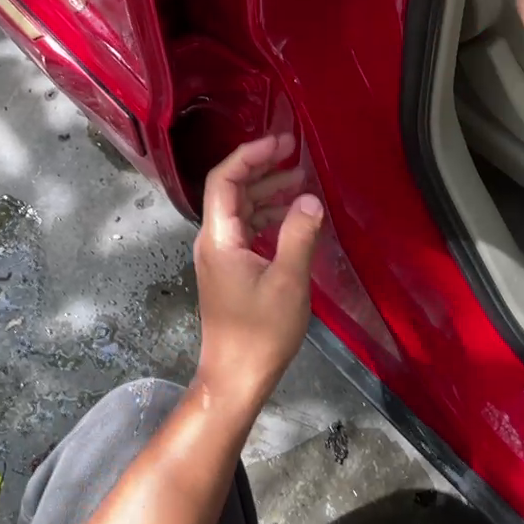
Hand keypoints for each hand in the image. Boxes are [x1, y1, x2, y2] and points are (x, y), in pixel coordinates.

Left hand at [191, 135, 323, 416]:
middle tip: (294, 153)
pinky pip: (246, 228)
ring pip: (241, 208)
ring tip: (301, 180)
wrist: (235, 380)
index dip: (250, 155)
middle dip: (261, 167)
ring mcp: (220, 255)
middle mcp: (213, 240)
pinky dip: (268, 214)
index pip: (224, 180)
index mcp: (219, 238)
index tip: (281, 143)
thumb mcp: (288, 283)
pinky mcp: (230, 269)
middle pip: (231, 189)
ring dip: (267, 190)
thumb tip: (310, 198)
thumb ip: (299, 235)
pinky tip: (293, 216)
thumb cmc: (260, 333)